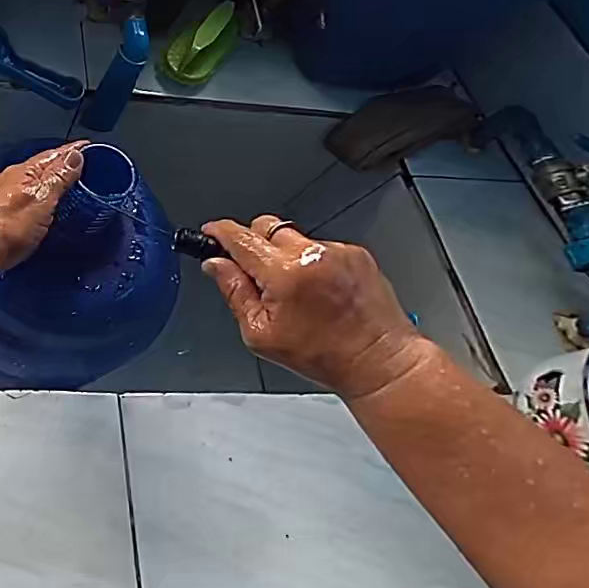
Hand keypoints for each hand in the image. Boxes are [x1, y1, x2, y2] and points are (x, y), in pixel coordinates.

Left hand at [0, 141, 87, 268]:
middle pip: (45, 167)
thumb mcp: (43, 197)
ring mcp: (8, 197)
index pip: (54, 154)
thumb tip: (75, 155)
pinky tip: (51, 205)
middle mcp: (14, 180)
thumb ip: (59, 176)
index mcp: (24, 171)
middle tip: (86, 165)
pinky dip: (46, 197)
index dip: (73, 150)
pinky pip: (32, 197)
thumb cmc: (9, 225)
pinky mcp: (7, 215)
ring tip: (73, 184)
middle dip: (65, 165)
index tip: (88, 146)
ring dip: (55, 181)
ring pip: (38, 182)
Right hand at [202, 215, 442, 399]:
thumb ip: (234, 291)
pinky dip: (309, 261)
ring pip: (292, 236)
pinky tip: (317, 290)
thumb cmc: (323, 355)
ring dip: (282, 254)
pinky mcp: (355, 253)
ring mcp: (336, 250)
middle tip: (254, 273)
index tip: (211, 232)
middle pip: (265, 226)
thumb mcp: (260, 333)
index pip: (240, 237)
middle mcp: (310, 254)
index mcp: (283, 273)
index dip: (219, 232)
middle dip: (252, 243)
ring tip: (294, 290)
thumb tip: (215, 265)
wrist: (377, 360)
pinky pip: (318, 245)